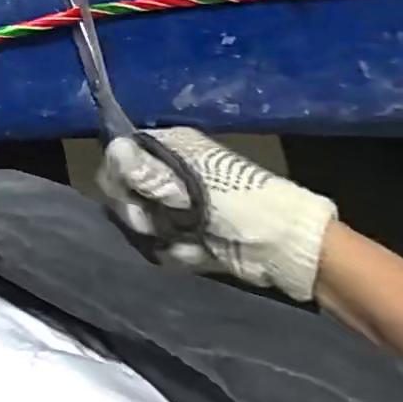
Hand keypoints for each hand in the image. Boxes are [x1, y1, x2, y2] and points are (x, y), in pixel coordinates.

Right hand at [97, 127, 336, 300]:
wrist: (288, 250)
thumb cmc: (245, 204)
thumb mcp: (195, 182)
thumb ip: (149, 169)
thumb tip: (114, 148)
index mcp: (170, 148)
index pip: (119, 154)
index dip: (120, 174)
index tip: (135, 194)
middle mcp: (165, 172)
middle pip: (121, 187)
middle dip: (133, 209)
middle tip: (149, 224)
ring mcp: (172, 205)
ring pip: (134, 217)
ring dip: (155, 232)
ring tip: (183, 242)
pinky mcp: (180, 233)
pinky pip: (154, 242)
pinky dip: (171, 251)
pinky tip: (193, 253)